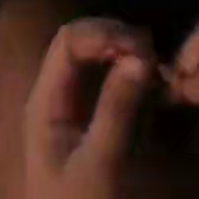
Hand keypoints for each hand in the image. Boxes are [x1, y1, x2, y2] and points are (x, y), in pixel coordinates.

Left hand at [23, 18, 154, 198]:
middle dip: (115, 39)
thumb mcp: (99, 164)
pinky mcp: (87, 126)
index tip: (142, 48)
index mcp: (44, 101)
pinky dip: (127, 75)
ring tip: (155, 67)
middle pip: (80, 44)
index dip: (104, 33)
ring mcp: (70, 110)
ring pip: (93, 60)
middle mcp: (54, 96)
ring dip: (123, 53)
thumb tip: (142, 54)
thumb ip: (117, 108)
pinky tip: (149, 85)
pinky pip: (104, 84)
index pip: (69, 41)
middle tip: (153, 55)